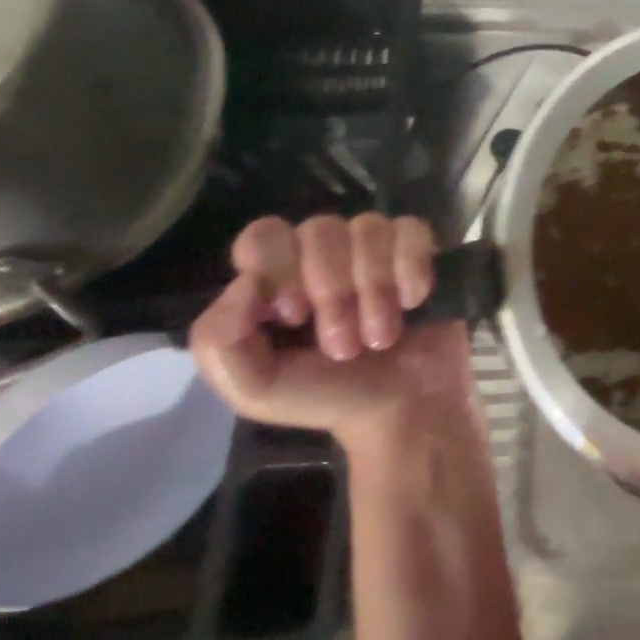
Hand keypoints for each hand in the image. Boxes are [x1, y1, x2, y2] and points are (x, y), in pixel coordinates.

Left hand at [188, 214, 473, 448]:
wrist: (402, 411)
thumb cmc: (329, 397)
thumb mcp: (253, 389)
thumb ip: (219, 340)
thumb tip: (247, 280)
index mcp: (278, 277)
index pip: (265, 234)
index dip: (279, 266)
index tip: (293, 316)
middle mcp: (325, 253)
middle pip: (320, 229)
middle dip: (334, 293)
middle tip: (344, 346)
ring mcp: (375, 248)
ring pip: (369, 228)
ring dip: (375, 290)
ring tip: (380, 338)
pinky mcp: (420, 250)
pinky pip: (412, 230)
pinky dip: (410, 271)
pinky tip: (412, 304)